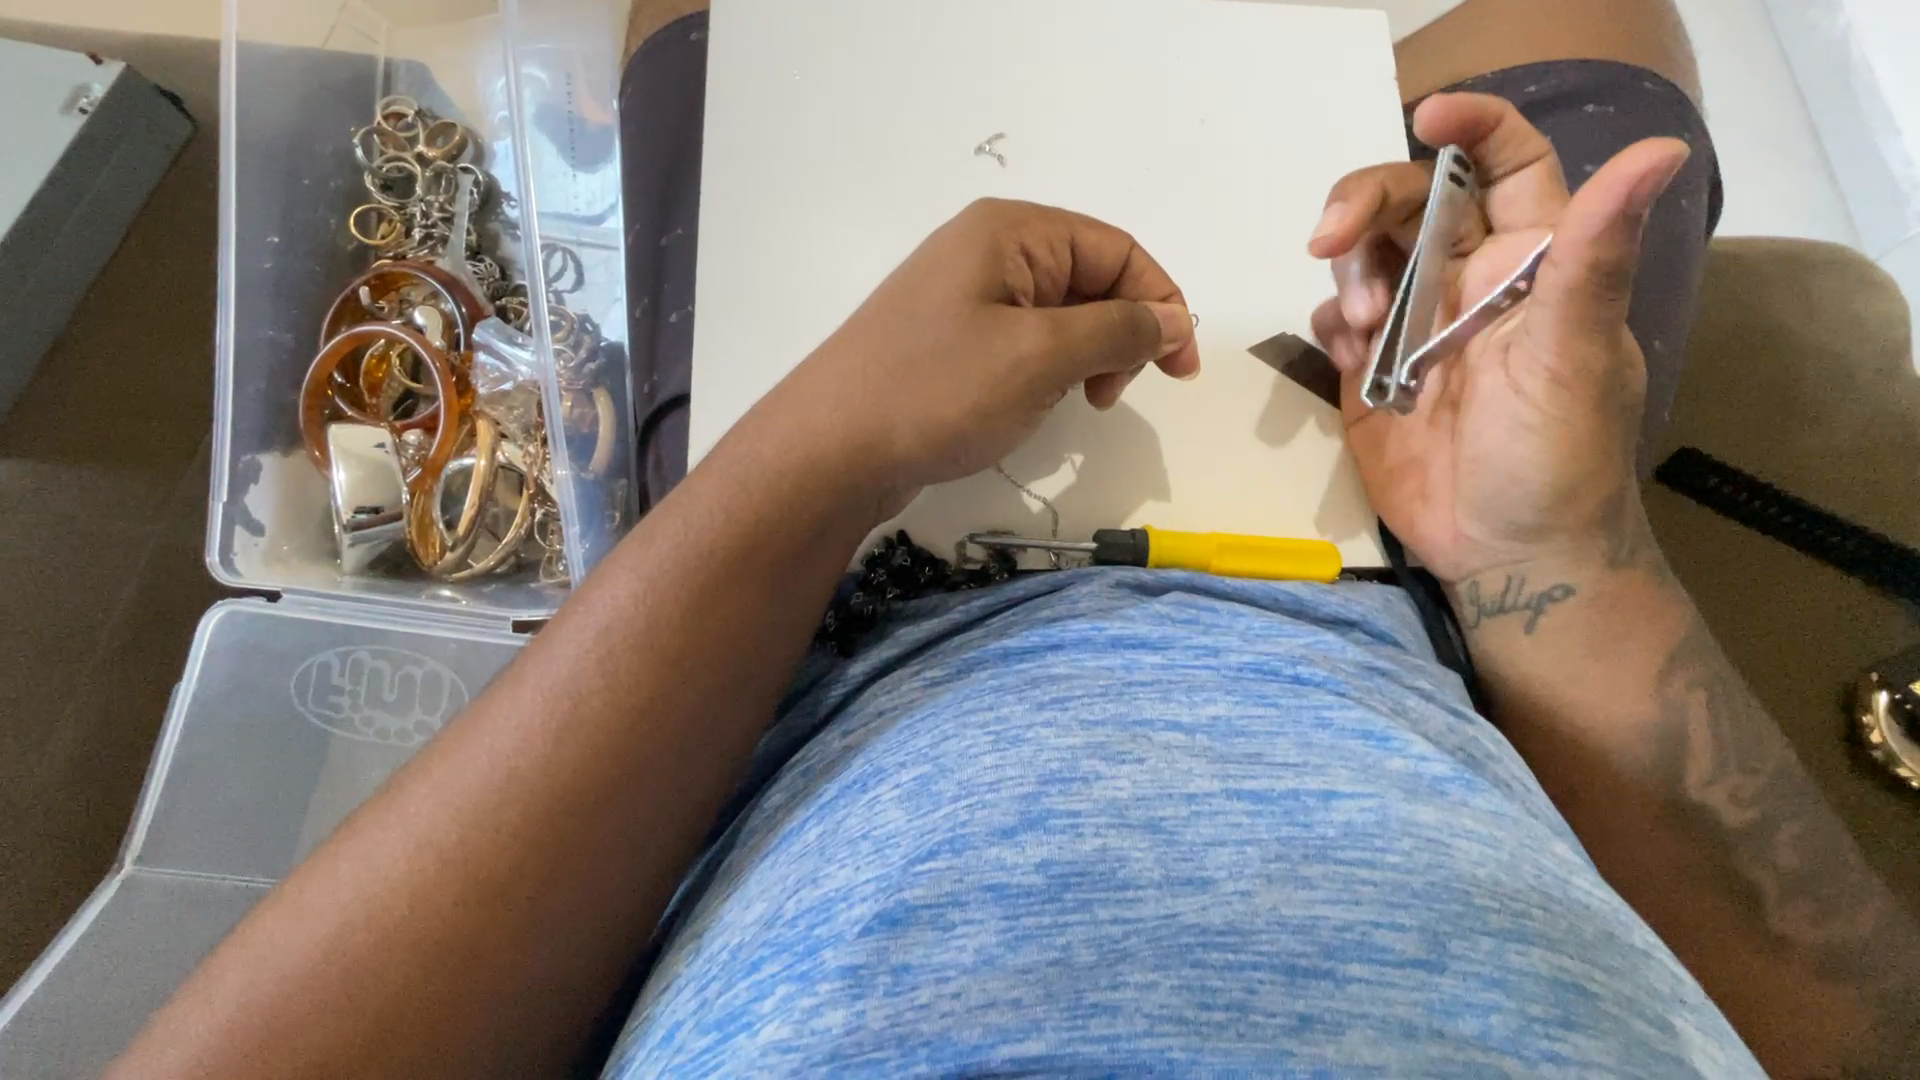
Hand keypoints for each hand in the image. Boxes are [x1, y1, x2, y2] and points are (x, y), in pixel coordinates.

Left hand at [761, 198, 1199, 518]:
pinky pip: (1020, 348)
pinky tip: (1031, 407)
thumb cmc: (938, 393)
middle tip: (1110, 396)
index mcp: (1011, 232)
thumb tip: (1173, 318)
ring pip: (1056, 320)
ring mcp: (962, 301)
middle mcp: (986, 254)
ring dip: (1082, 361)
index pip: (1117, 250)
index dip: (1160, 304)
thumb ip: (1117, 330)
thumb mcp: (1040, 356)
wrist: (831, 450)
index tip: (1181, 370)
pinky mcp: (949, 346)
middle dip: (1118, 337)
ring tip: (1071, 405)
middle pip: (1088, 281)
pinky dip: (1044, 375)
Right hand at [1309, 93, 1689, 584]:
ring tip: (1361, 328)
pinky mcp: (1367, 376)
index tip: (1428, 118)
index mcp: (1530, 266)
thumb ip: (1590, 261)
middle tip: (1329, 237)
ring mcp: (1412, 331)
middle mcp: (1466, 286)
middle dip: (1365, 205)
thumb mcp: (1575, 359)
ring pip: (1363, 260)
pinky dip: (1328, 322)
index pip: (1506, 168)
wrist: (1501, 549)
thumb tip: (1658, 150)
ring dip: (1348, 273)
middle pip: (1409, 205)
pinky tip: (1347, 351)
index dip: (1473, 129)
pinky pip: (1335, 323)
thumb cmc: (1555, 458)